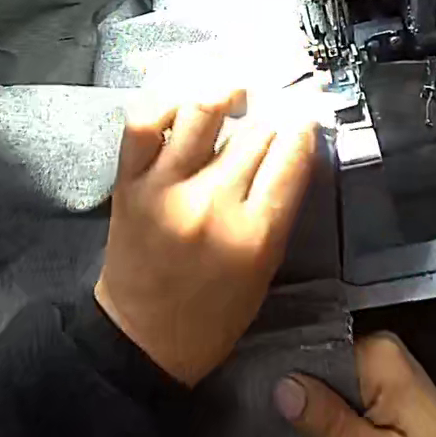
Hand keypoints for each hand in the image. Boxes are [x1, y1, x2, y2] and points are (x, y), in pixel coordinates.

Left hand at [94, 90, 319, 386]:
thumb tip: (295, 145)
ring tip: (234, 98)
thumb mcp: (268, 264)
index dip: (304, 130)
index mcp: (254, 234)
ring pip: (203, 113)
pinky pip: (145, 125)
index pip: (291, 156)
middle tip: (272, 121)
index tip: (306, 121)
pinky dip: (167, 107)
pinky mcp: (129, 185)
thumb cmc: (217, 310)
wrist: (142, 339)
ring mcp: (165, 190)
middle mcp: (211, 205)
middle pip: (254, 134)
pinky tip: (186, 110)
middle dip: (271, 123)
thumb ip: (282, 204)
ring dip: (226, 97)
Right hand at [276, 332, 435, 436]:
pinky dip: (325, 417)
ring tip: (275, 424)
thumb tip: (283, 385)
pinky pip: (343, 398)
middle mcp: (385, 356)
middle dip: (296, 390)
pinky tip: (304, 433)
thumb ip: (328, 421)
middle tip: (261, 413)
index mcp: (382, 356)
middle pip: (323, 363)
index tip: (256, 390)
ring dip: (308, 406)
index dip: (288, 371)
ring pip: (330, 383)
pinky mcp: (385, 401)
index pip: (319, 347)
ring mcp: (386, 378)